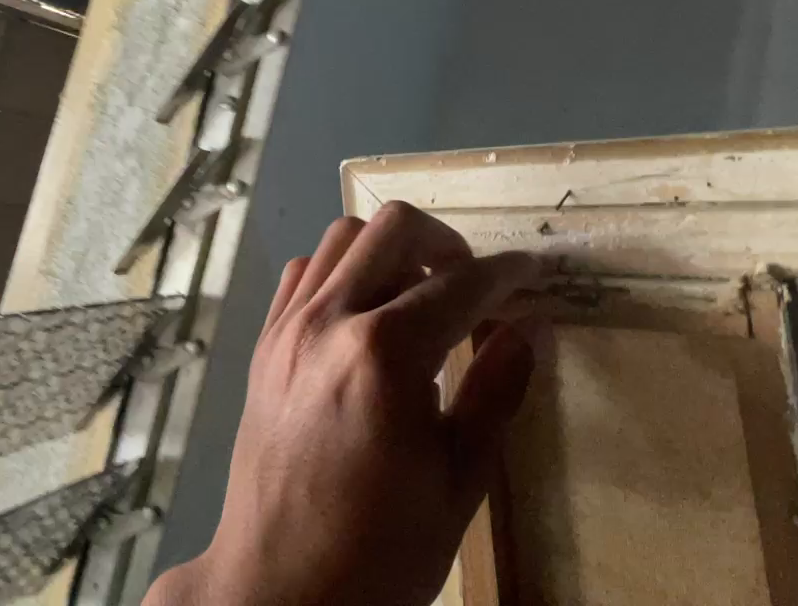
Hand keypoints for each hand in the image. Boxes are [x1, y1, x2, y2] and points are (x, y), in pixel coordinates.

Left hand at [145, 201, 542, 605]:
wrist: (277, 591)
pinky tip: (364, 312)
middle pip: (395, 227)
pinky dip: (342, 270)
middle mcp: (329, 320)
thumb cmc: (379, 550)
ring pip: (344, 236)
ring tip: (418, 293)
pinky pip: (305, 271)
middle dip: (447, 242)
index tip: (532, 272)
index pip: (460, 284)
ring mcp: (288, 326)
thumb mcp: (458, 479)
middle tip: (471, 284)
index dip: (506, 273)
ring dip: (391, 249)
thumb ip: (496, 390)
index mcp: (384, 354)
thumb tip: (527, 326)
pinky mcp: (265, 342)